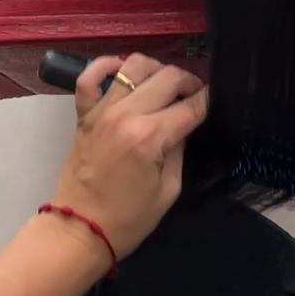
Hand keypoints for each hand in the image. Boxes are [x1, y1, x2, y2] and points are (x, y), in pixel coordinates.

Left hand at [49, 55, 207, 261]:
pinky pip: (91, 75)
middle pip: (168, 77)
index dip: (207, 100)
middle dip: (189, 82)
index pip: (190, 106)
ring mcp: (102, 109)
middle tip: (194, 96)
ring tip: (164, 85)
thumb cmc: (128, 218)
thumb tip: (186, 123)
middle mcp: (127, 115)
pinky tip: (122, 70)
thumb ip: (180, 149)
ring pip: (134, 65)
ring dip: (156, 70)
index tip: (214, 100)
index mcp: (151, 137)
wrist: (80, 230)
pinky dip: (107, 65)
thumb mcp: (169, 190)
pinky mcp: (83, 112)